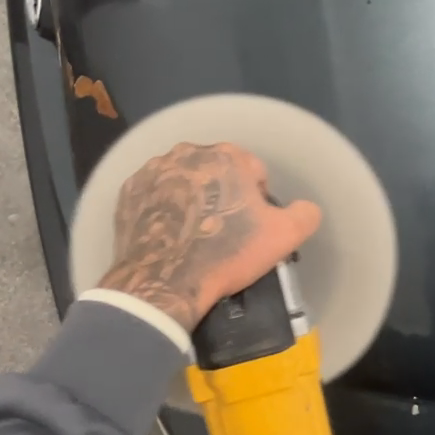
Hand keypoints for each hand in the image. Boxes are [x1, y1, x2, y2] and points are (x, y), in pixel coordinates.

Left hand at [98, 142, 321, 329]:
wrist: (163, 281)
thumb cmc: (226, 253)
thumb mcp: (284, 236)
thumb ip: (304, 214)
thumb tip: (306, 208)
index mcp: (227, 155)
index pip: (253, 171)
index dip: (257, 200)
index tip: (251, 227)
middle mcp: (188, 152)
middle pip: (216, 172)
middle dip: (222, 194)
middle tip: (222, 232)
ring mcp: (153, 170)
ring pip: (184, 181)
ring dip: (191, 199)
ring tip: (193, 235)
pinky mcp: (128, 193)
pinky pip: (154, 196)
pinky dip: (162, 210)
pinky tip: (168, 235)